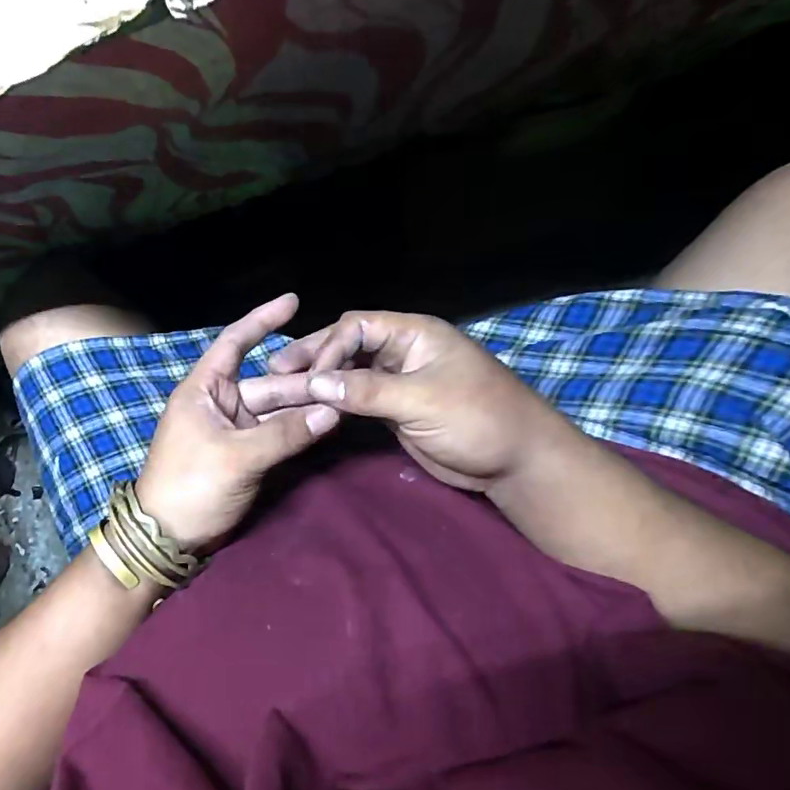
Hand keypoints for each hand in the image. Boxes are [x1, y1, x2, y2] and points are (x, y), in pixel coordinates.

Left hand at [133, 294, 340, 551]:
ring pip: (276, 410)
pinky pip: (276, 434)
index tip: (293, 301)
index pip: (234, 343)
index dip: (261, 320)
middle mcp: (218, 403)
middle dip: (303, 380)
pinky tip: (328, 424)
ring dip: (306, 407)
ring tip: (347, 400)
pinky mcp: (243, 454)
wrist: (168, 537)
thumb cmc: (191, 487)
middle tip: (347, 378)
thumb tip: (332, 411)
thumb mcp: (237, 458)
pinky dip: (298, 430)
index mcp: (203, 390)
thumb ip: (285, 434)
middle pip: (267, 381)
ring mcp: (232, 430)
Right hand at [267, 310, 571, 491]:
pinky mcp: (394, 408)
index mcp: (414, 334)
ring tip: (284, 390)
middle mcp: (402, 351)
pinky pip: (356, 398)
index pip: (357, 326)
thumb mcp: (421, 400)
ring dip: (320, 380)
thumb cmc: (478, 418)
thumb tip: (313, 382)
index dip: (328, 347)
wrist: (514, 462)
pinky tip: (311, 408)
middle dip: (313, 357)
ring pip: (348, 371)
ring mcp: (397, 380)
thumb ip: (366, 390)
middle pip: (347, 344)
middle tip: (275, 373)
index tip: (309, 377)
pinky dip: (334, 401)